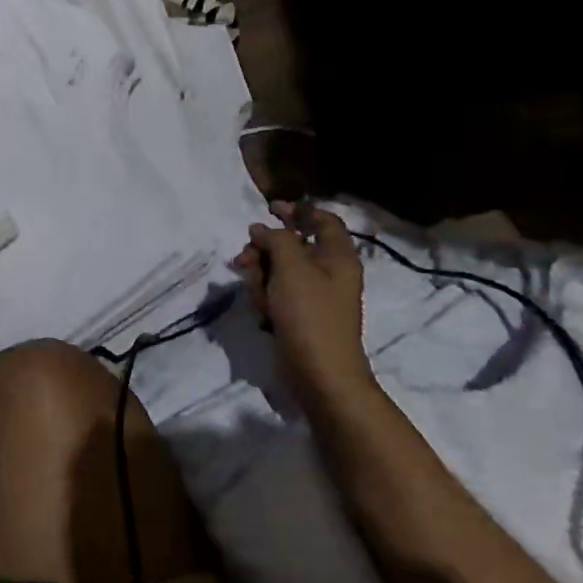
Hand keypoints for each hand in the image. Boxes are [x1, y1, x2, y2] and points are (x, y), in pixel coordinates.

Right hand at [231, 202, 374, 394]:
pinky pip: (276, 294)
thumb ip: (276, 240)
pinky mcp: (297, 315)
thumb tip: (261, 228)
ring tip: (255, 292)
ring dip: (260, 275)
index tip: (268, 209)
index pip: (322, 220)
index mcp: (337, 256)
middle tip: (245, 258)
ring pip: (278, 270)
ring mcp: (312, 295)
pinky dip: (265, 296)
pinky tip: (261, 310)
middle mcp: (328, 272)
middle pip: (292, 245)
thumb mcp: (292, 268)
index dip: (298, 211)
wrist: (319, 373)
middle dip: (265, 249)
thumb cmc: (310, 314)